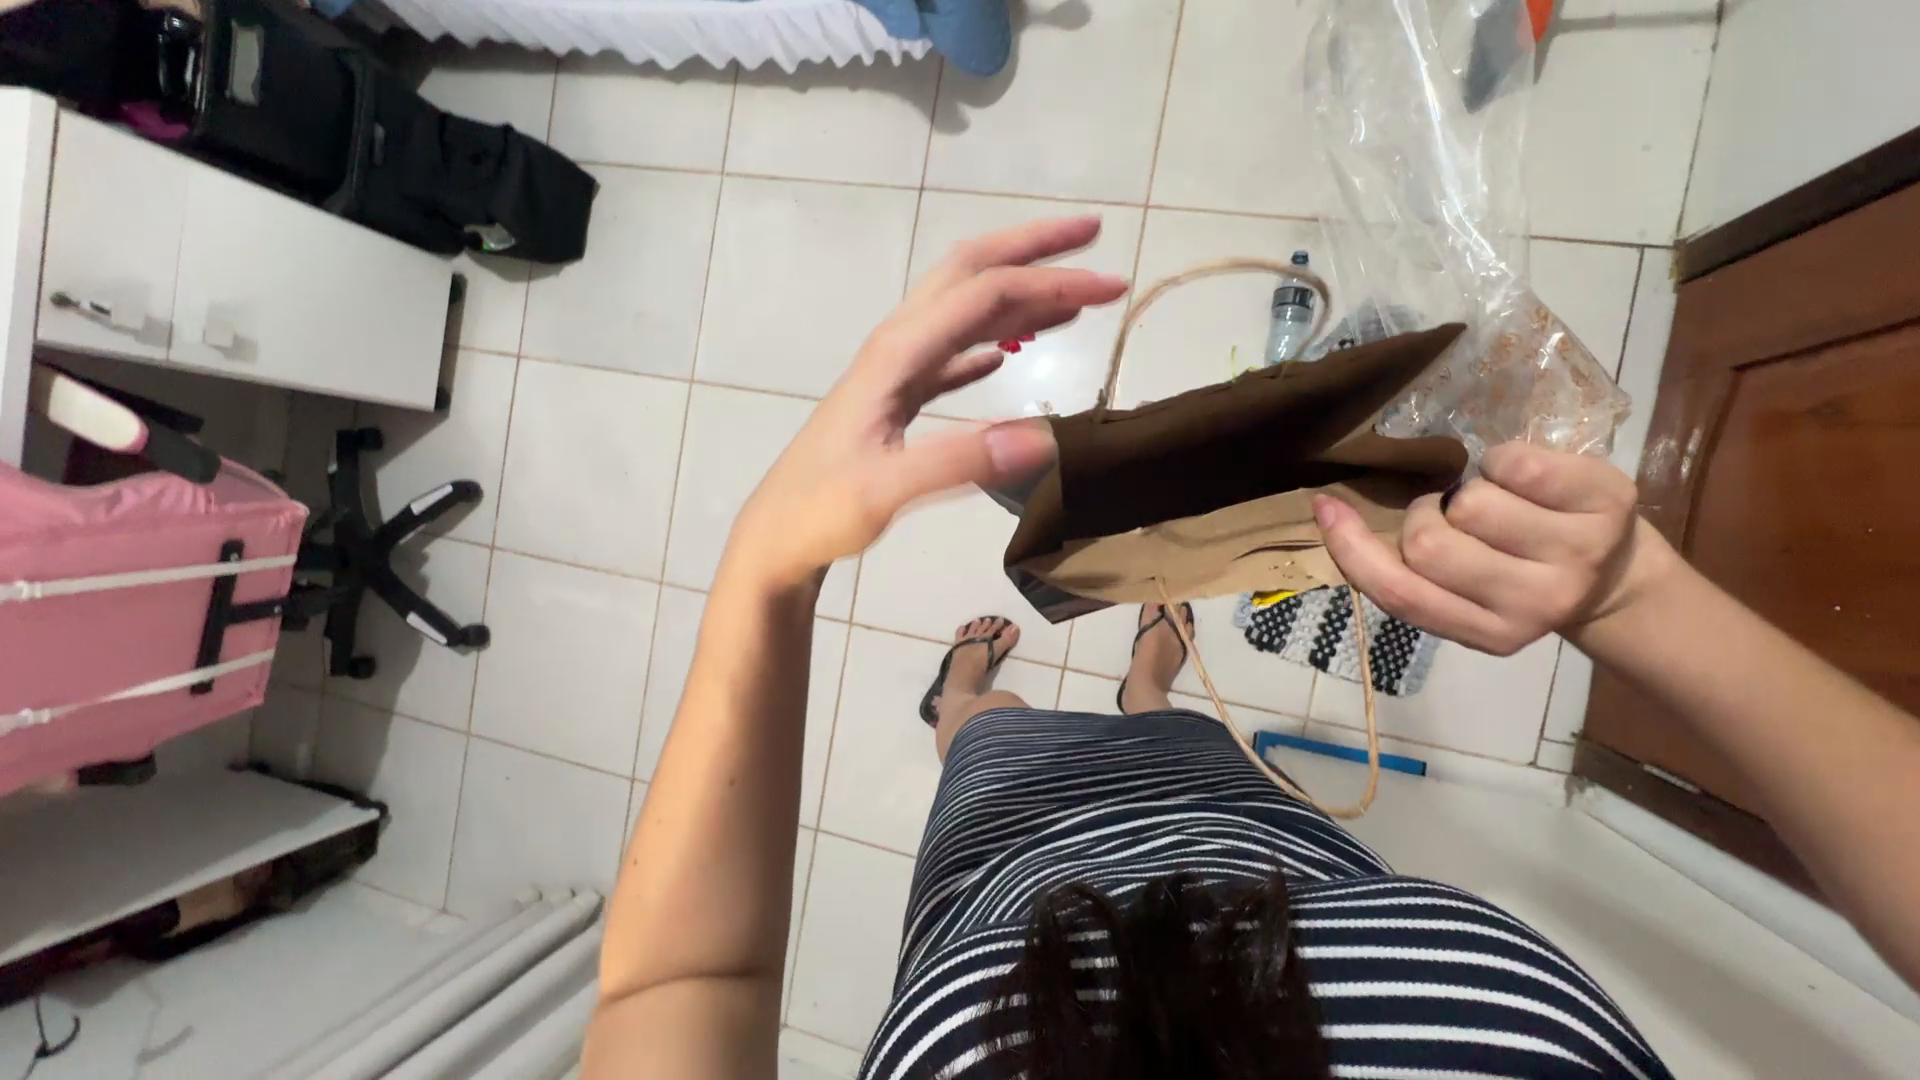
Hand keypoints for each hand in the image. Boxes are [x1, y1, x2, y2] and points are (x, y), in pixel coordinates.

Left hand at [725, 217, 1129, 591]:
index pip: (982, 294)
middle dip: (1031, 251)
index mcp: (897, 354)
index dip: (1048, 281)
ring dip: (1017, 298)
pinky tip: (1006, 355)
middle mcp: (897, 348)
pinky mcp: (895, 400)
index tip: (1109, 283)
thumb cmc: (821, 511)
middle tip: (1092, 240)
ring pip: (962, 312)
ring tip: (1072, 300)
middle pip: (968, 274)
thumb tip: (1044, 439)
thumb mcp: (887, 490)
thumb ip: (960, 461)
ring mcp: (894, 372)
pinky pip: (948, 357)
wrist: (776, 535)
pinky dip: (986, 343)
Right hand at [1313, 441, 1675, 655]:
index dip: (1352, 548)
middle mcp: (1536, 605)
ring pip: (1468, 502)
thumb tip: (1329, 511)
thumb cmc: (1515, 578)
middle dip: (1425, 514)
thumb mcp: (1459, 596)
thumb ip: (1404, 573)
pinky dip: (1502, 460)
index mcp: (1487, 633)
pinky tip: (1525, 480)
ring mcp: (1577, 556)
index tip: (1326, 507)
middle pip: (1427, 541)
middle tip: (1450, 516)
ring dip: (1468, 490)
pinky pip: (1515, 464)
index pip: (1400, 592)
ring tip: (1496, 503)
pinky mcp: (1606, 504)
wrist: (1618, 579)